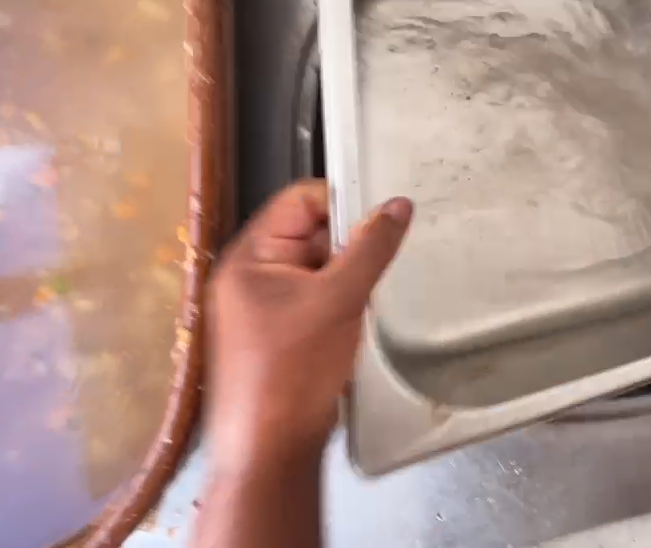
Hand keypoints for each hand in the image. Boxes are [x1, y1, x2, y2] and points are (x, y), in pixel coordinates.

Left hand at [205, 179, 412, 471]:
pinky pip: (322, 289)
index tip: (379, 217)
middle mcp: (254, 273)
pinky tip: (360, 309)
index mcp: (251, 257)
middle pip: (313, 228)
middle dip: (350, 239)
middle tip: (379, 258)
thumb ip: (371, 246)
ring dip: (350, 269)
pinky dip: (345, 292)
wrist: (273, 451)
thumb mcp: (340, 298)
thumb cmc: (294, 370)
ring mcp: (268, 302)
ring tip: (368, 289)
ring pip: (322, 260)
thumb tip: (399, 204)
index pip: (301, 200)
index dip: (342, 201)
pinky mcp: (285, 326)